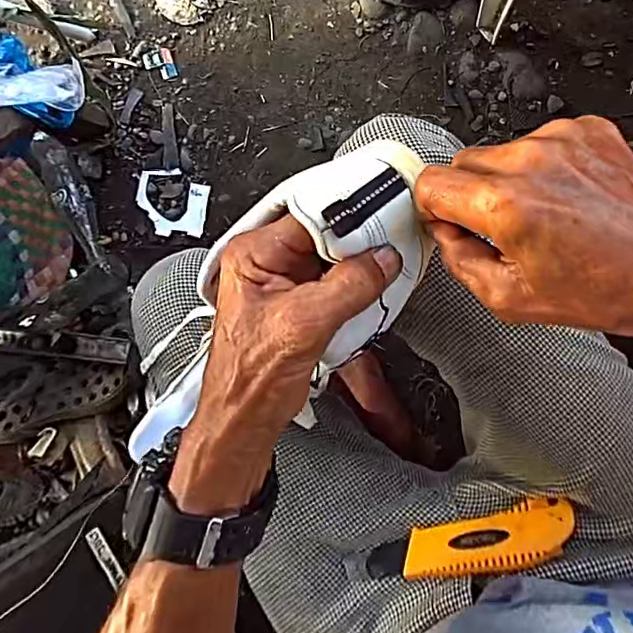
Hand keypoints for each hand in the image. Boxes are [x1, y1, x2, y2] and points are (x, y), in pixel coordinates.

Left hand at [172, 215, 399, 512]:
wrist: (246, 417)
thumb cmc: (248, 377)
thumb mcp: (304, 324)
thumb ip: (349, 286)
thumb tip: (382, 260)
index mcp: (253, 254)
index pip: (309, 215)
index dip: (348, 216)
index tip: (381, 218)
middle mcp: (268, 262)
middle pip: (326, 234)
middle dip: (358, 243)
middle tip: (386, 248)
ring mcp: (287, 282)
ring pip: (335, 258)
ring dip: (360, 266)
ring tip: (381, 272)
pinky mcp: (304, 302)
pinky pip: (339, 281)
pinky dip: (358, 287)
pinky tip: (371, 292)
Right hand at [413, 117, 632, 350]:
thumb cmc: (613, 287)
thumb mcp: (513, 299)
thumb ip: (461, 262)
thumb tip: (447, 237)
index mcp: (508, 205)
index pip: (431, 183)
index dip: (431, 207)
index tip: (443, 218)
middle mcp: (532, 162)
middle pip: (462, 162)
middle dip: (469, 195)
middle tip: (498, 227)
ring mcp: (563, 141)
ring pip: (501, 152)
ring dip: (507, 180)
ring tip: (544, 215)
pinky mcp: (588, 130)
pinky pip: (539, 143)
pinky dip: (543, 168)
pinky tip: (567, 198)